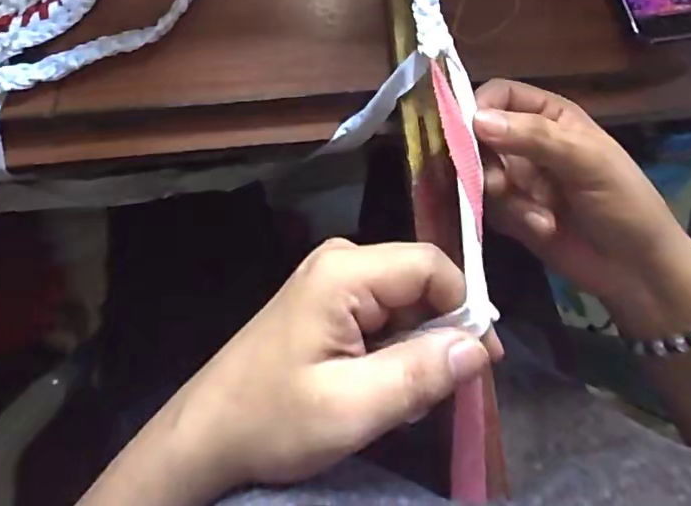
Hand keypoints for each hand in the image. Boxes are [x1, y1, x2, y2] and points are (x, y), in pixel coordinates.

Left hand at [84, 240, 500, 503]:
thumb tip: (479, 346)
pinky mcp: (327, 297)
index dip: (464, 306)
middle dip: (440, 331)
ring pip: (404, 298)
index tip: (482, 362)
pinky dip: (395, 346)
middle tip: (438, 391)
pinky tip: (379, 385)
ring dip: (417, 345)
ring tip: (400, 397)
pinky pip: (383, 310)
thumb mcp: (352, 409)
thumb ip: (418, 373)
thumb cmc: (274, 420)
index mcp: (344, 271)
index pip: (429, 264)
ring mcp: (331, 276)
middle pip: (418, 279)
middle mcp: (341, 259)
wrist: (209, 431)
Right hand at [473, 79, 690, 335]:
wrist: (640, 274)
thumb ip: (534, 136)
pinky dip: (511, 216)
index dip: (478, 106)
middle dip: (484, 159)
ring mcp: (518, 176)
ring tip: (536, 214)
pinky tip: (542, 228)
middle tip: (497, 183)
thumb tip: (476, 119)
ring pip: (479, 172)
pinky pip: (488, 205)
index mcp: (548, 115)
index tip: (466, 130)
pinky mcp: (512, 211)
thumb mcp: (586, 160)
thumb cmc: (624, 202)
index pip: (499, 94)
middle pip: (478, 133)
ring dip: (503, 195)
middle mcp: (526, 140)